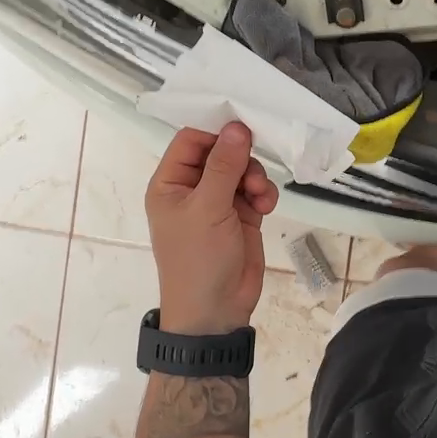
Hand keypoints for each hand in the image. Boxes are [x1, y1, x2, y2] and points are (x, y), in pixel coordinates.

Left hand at [144, 123, 279, 333]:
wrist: (215, 311)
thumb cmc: (198, 259)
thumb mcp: (208, 209)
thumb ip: (224, 165)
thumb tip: (238, 126)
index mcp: (170, 183)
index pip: (191, 140)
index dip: (216, 131)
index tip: (244, 128)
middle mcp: (192, 188)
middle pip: (221, 152)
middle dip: (242, 158)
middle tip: (253, 172)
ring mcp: (217, 202)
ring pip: (242, 170)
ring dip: (256, 178)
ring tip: (260, 197)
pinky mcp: (241, 216)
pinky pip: (255, 190)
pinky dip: (263, 194)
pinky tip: (266, 208)